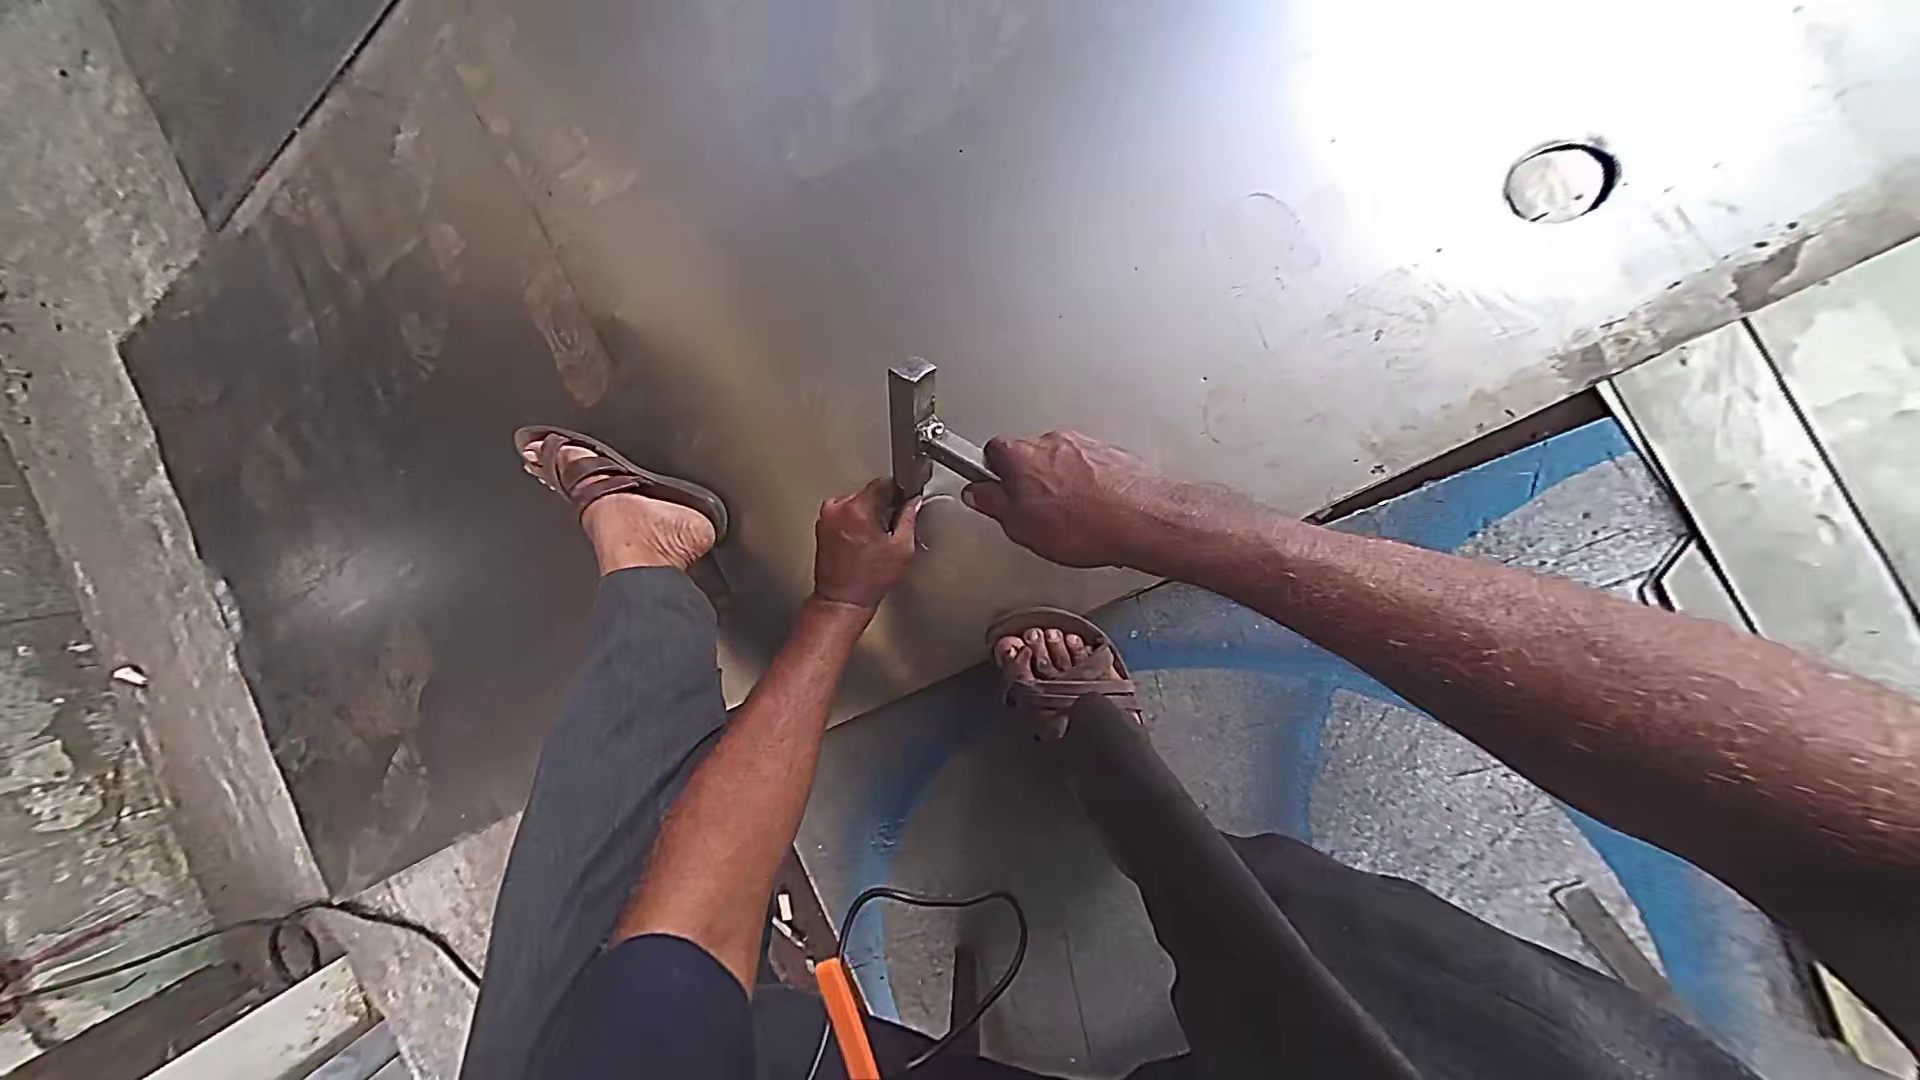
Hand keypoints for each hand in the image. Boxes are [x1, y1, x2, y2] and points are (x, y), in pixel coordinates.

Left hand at [813, 479, 920, 608]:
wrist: (843, 599)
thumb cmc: (868, 580)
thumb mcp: (901, 548)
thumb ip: (908, 518)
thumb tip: (912, 502)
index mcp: (858, 509)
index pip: (882, 483)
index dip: (897, 492)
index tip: (903, 500)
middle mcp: (838, 508)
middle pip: (868, 492)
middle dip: (881, 506)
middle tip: (888, 528)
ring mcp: (827, 516)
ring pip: (855, 502)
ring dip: (866, 513)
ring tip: (872, 538)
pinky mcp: (821, 525)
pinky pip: (843, 513)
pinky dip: (853, 521)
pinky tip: (860, 541)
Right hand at [961, 430, 1180, 567]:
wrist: (1141, 519)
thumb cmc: (1085, 524)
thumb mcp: (1021, 527)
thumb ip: (993, 504)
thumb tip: (978, 493)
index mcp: (1021, 455)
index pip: (992, 451)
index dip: (992, 474)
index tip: (994, 491)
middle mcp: (1051, 441)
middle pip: (1027, 455)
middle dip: (1028, 479)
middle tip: (1033, 511)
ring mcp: (1083, 445)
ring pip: (1059, 461)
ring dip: (1059, 482)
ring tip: (1068, 516)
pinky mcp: (1109, 453)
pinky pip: (1086, 467)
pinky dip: (1085, 484)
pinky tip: (1090, 511)